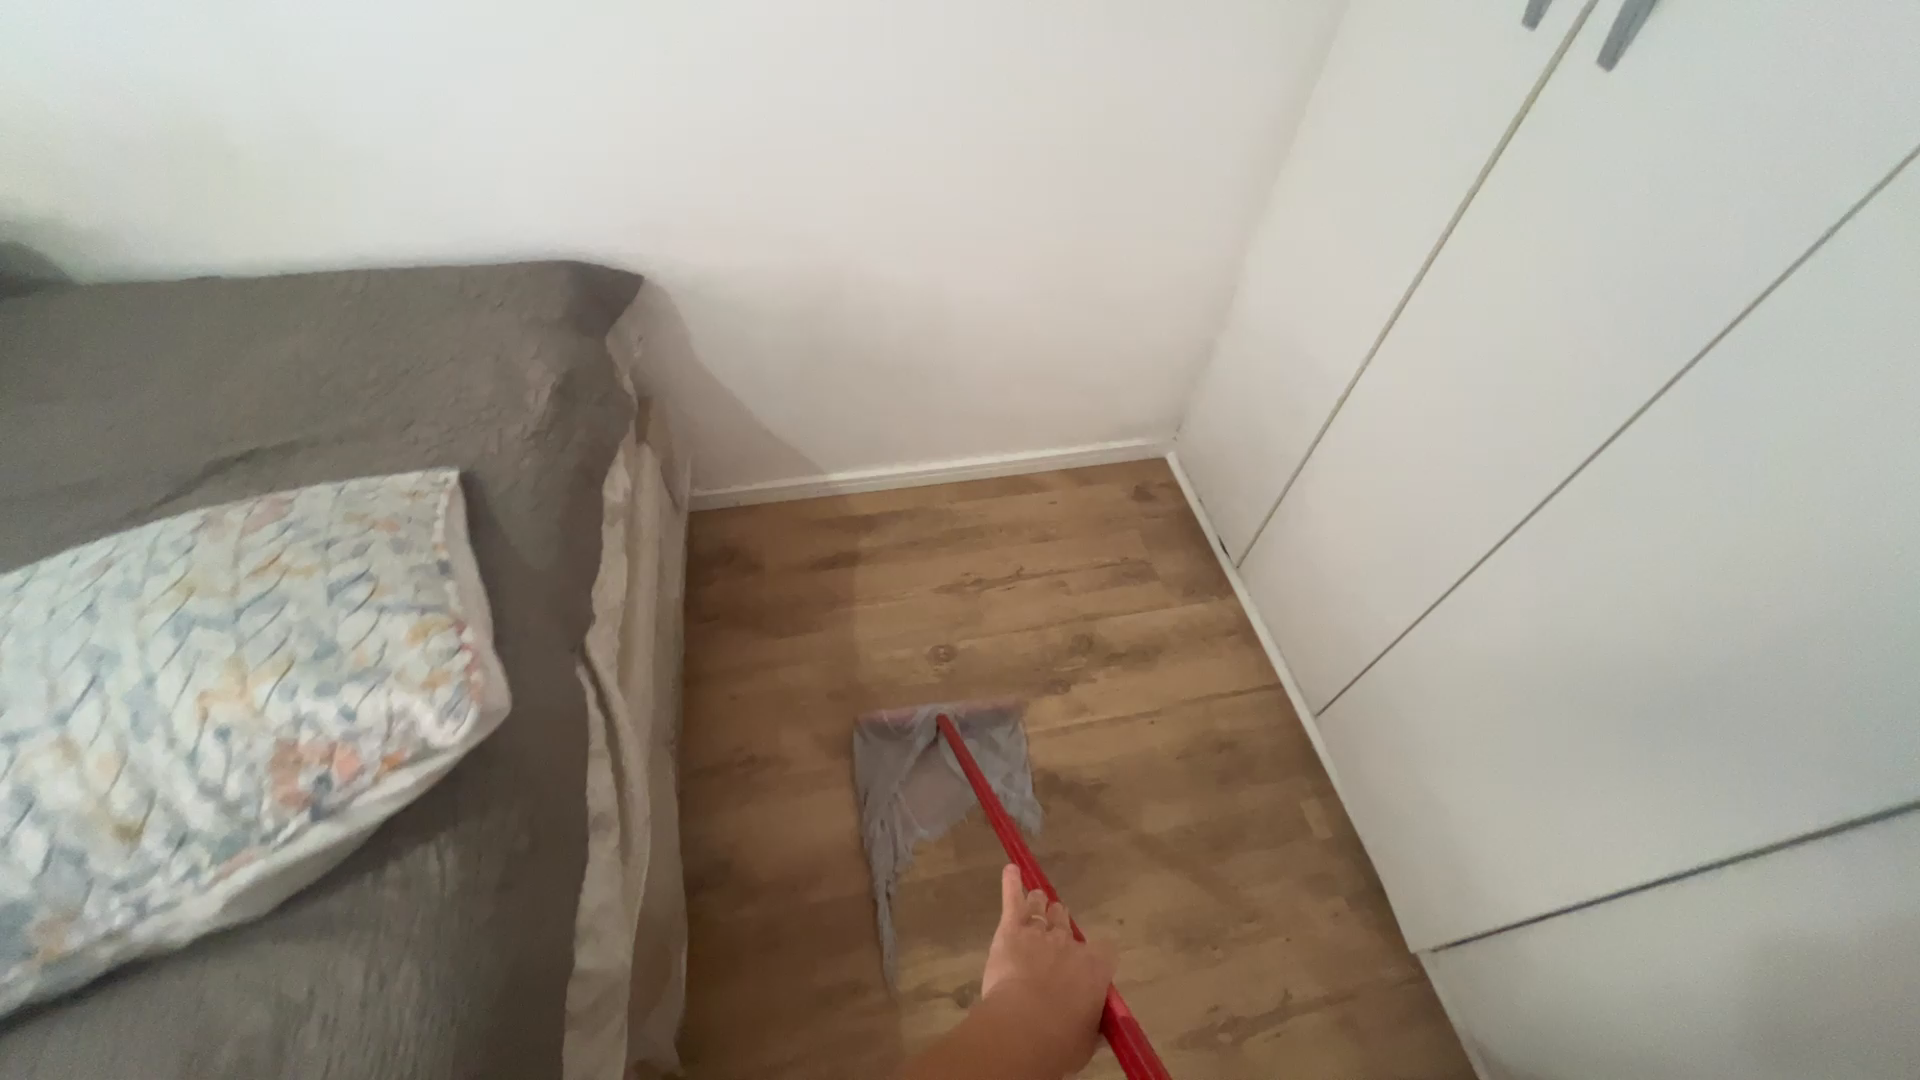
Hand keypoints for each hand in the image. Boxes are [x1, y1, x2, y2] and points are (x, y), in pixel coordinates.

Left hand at [977, 864, 1115, 1076]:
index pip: (1105, 948)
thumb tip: (1094, 1020)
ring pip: (1041, 906)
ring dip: (1038, 906)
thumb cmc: (1060, 1041)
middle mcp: (1069, 942)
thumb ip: (1092, 1020)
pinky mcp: (1011, 928)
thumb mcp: (1088, 1039)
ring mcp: (1039, 930)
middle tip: (1051, 937)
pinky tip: (1010, 870)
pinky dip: (1011, 882)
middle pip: (1066, 921)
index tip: (1088, 965)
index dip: (1096, 955)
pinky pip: (1013, 897)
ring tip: (1034, 905)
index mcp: (1095, 966)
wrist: (1024, 1027)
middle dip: (1059, 926)